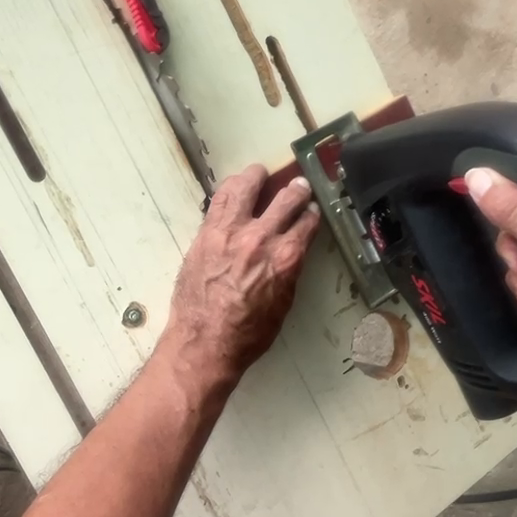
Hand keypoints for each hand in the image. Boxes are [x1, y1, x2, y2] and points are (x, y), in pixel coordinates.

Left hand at [160, 165, 319, 392]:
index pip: (307, 223)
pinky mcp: (206, 233)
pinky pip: (219, 200)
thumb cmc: (247, 334)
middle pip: (284, 199)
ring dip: (257, 177)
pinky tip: (234, 187)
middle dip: (295, 189)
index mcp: (285, 258)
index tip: (312, 210)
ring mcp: (229, 231)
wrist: (204, 342)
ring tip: (260, 173)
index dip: (312, 214)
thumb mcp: (283, 304)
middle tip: (298, 185)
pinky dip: (230, 189)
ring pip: (246, 187)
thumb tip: (293, 250)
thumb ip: (290, 270)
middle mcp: (260, 238)